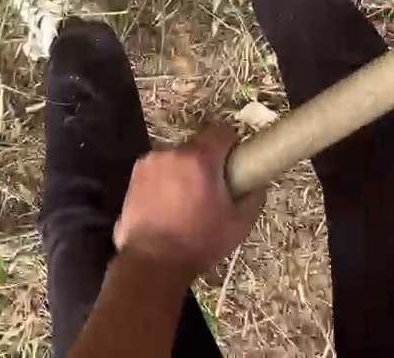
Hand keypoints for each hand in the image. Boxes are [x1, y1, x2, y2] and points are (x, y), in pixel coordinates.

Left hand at [114, 126, 264, 279]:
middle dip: (207, 161)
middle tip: (211, 189)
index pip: (222, 132)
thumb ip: (253, 198)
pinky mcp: (136, 172)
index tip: (234, 162)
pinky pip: (159, 167)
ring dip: (184, 170)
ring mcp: (152, 160)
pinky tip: (166, 204)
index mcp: (201, 159)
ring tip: (185, 201)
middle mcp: (174, 151)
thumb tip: (257, 182)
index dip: (231, 144)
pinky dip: (165, 178)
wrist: (152, 261)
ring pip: (177, 157)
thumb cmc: (198, 243)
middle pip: (198, 145)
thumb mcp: (238, 226)